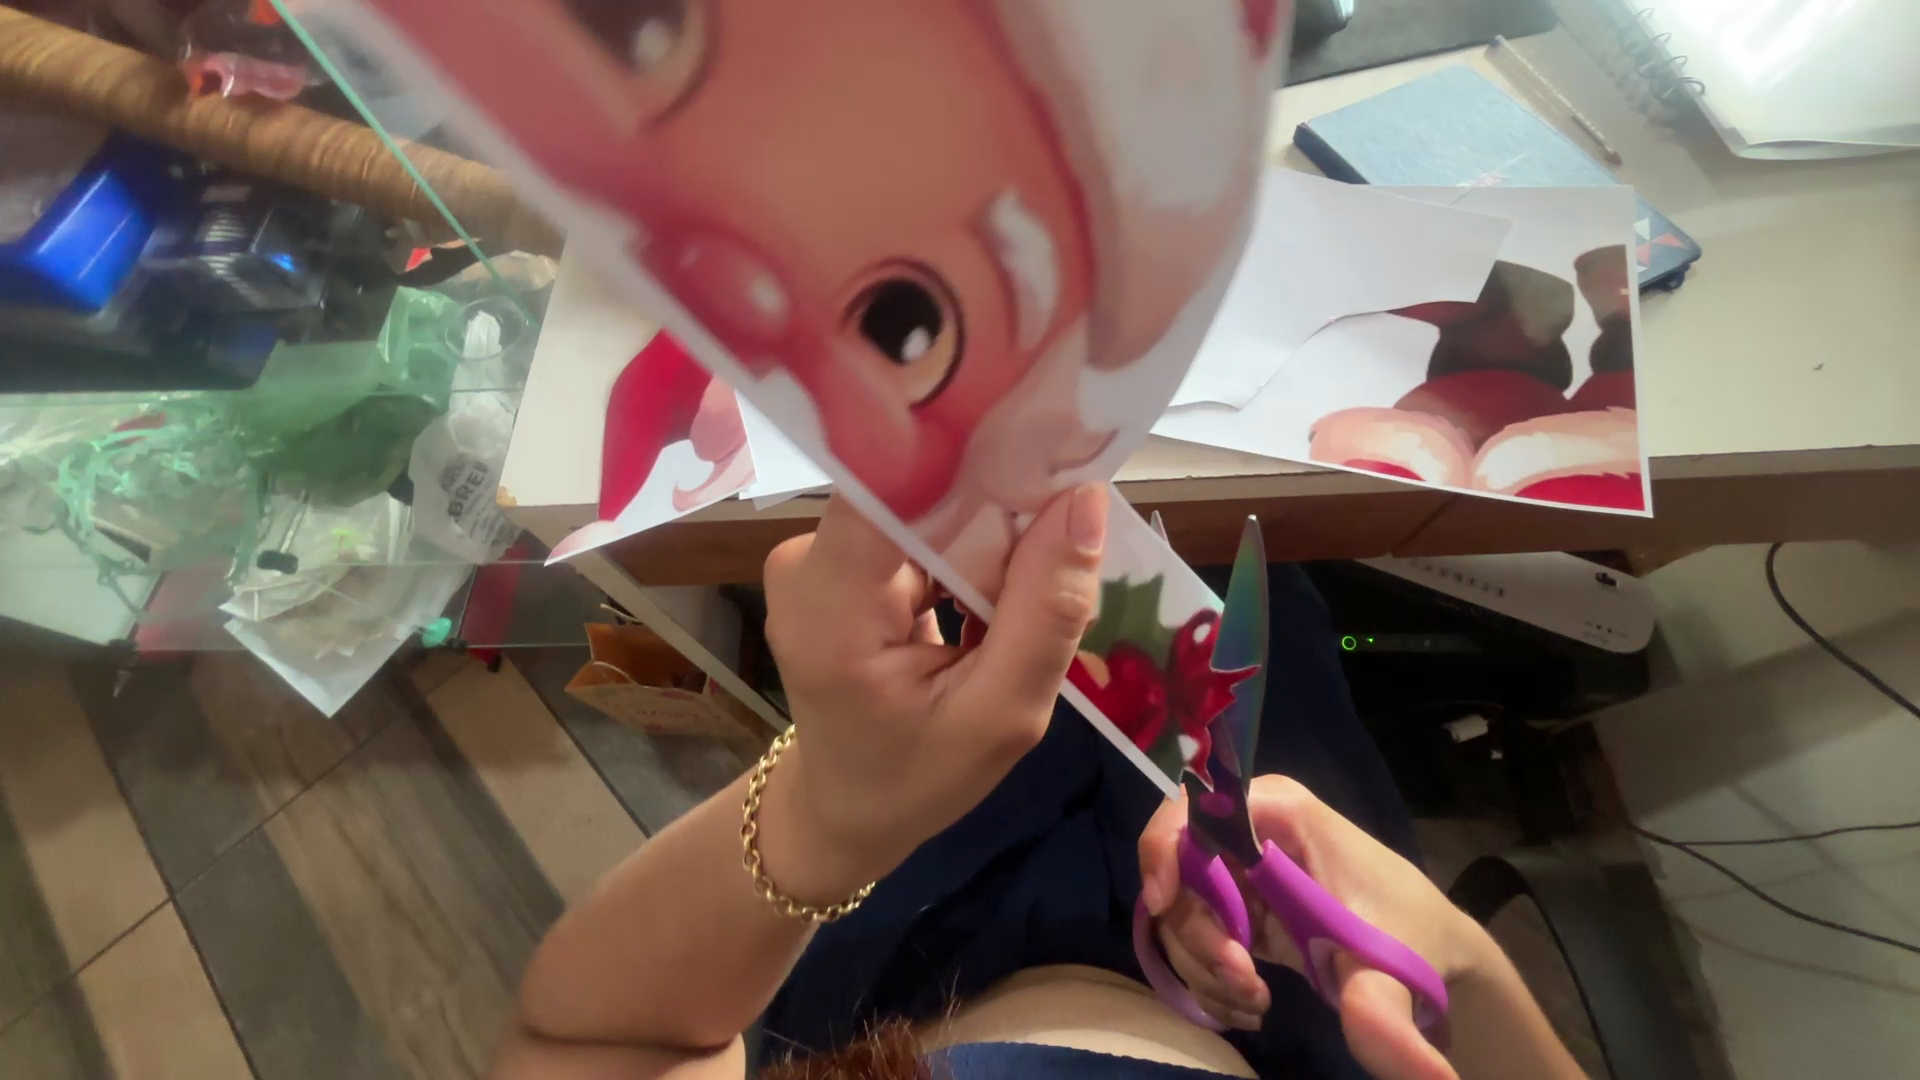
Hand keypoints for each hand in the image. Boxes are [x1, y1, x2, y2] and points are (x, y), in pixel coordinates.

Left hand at [758, 484, 1107, 894]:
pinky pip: (914, 523)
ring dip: (987, 528)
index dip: (972, 455)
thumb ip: (1047, 613)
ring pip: (921, 504)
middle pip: (915, 492)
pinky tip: (1001, 574)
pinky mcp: (835, 559)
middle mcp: (806, 563)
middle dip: (998, 502)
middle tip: (1070, 518)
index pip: (893, 487)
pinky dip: (965, 544)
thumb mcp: (1002, 715)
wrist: (846, 804)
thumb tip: (1085, 500)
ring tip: (1040, 559)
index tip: (1052, 441)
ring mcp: (814, 556)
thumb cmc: (918, 778)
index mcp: (829, 608)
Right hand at [1140, 776, 1494, 1079]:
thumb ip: (1380, 1010)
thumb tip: (1422, 1078)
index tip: (1163, 904)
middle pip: (1178, 867)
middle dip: (1198, 933)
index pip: (1193, 809)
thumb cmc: (1406, 933)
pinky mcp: (1229, 902)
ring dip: (1203, 963)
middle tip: (1243, 979)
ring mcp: (1232, 865)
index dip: (1164, 848)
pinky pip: (1189, 933)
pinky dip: (1206, 976)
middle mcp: (1241, 827)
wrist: (1422, 954)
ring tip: (1255, 1001)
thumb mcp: (1390, 967)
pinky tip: (1246, 1003)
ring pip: (1177, 907)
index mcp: (1275, 809)